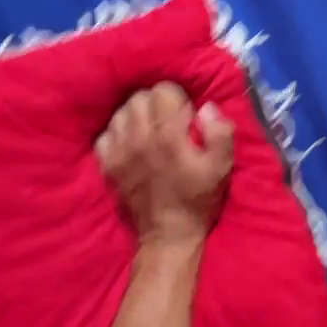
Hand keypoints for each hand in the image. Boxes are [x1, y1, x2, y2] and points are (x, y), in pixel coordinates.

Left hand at [96, 83, 233, 250]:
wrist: (168, 236)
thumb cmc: (198, 199)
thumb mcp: (222, 167)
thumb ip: (220, 132)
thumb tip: (205, 107)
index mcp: (168, 135)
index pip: (163, 90)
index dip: (177, 98)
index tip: (185, 116)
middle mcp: (139, 137)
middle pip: (140, 97)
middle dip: (156, 104)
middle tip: (168, 122)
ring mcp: (119, 152)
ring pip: (121, 112)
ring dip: (136, 116)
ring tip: (148, 131)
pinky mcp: (107, 165)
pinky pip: (105, 135)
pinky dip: (117, 134)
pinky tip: (130, 144)